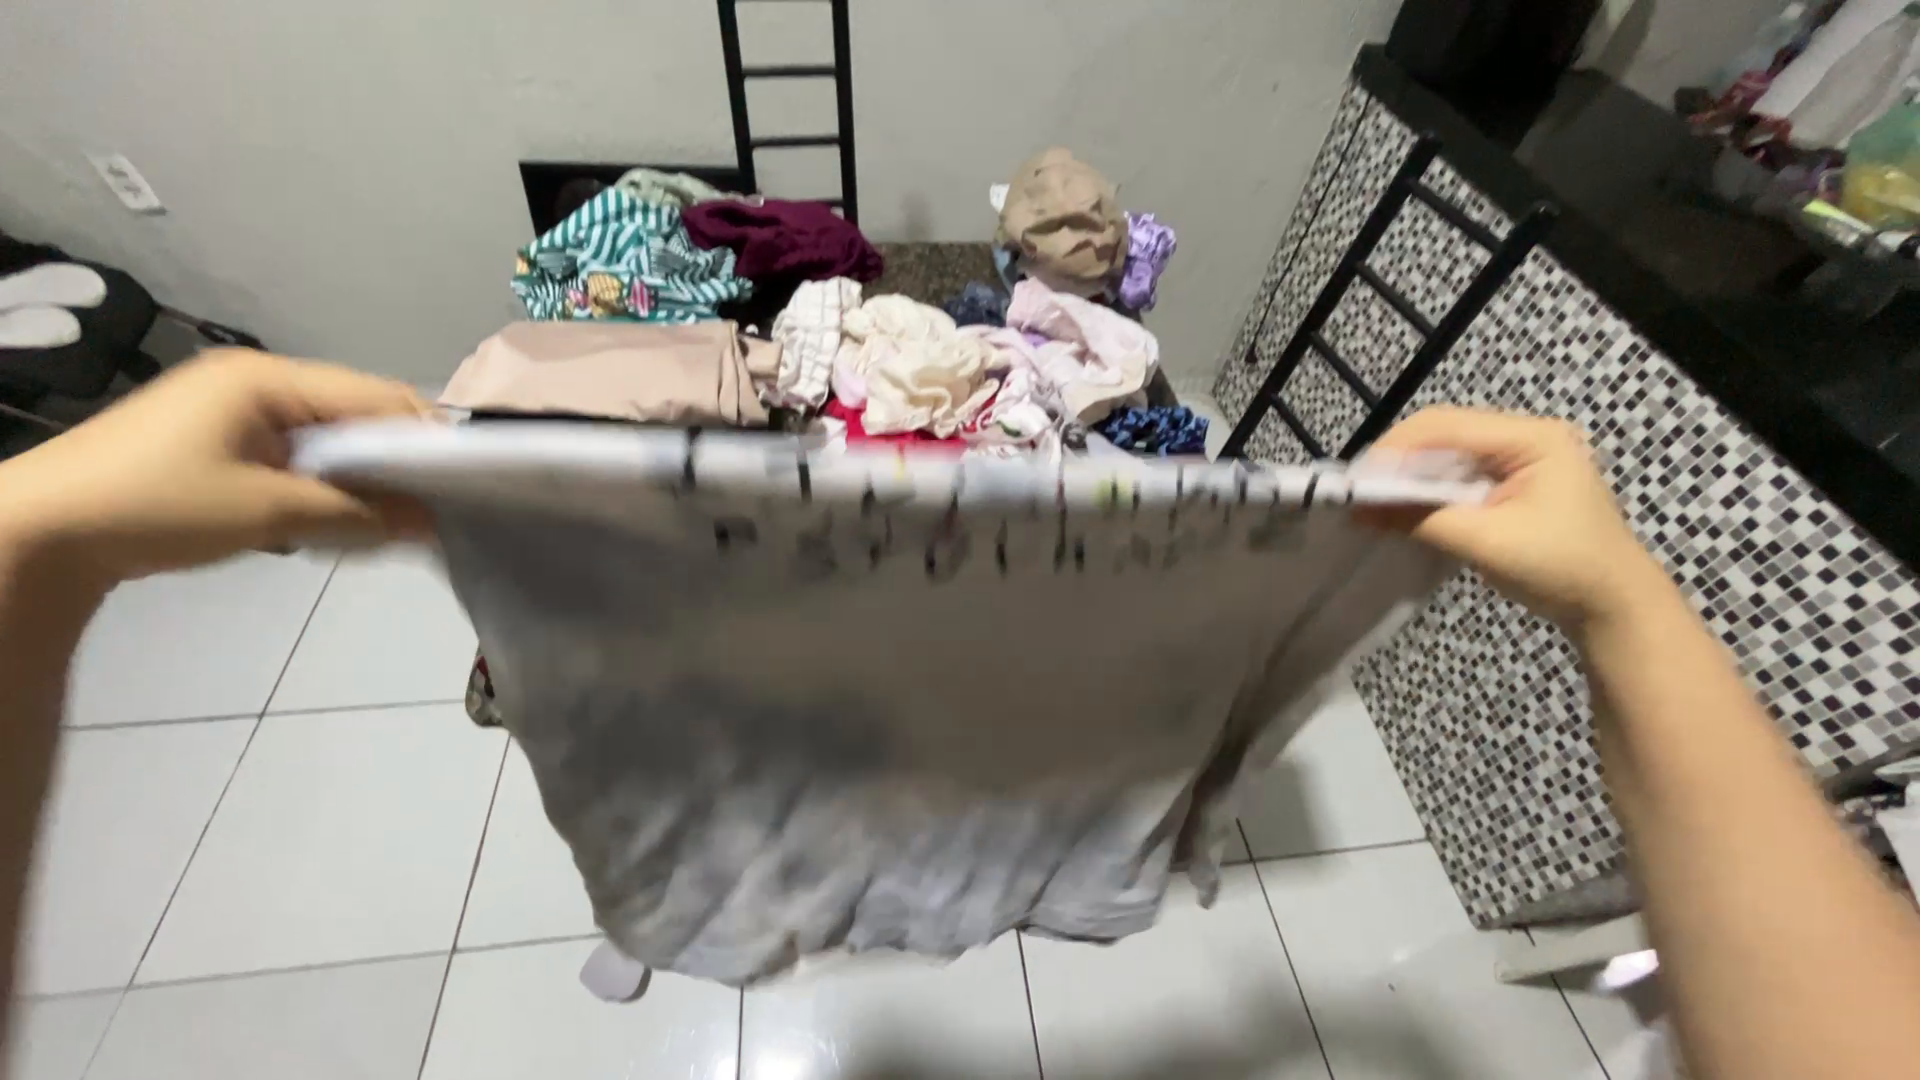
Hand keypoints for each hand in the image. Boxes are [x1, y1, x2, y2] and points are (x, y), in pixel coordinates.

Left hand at [0, 349, 432, 586]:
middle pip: (359, 416)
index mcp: (267, 379)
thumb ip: (362, 514)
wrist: (32, 536)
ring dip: (362, 479)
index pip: (378, 395)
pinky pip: (303, 458)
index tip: (461, 482)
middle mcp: (258, 384)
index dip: (425, 436)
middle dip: (396, 462)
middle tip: (429, 507)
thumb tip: (435, 524)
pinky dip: (329, 486)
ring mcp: (239, 414)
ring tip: (388, 518)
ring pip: (334, 441)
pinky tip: (338, 517)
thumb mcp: (272, 511)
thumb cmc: (155, 506)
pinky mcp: (225, 444)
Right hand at [1361, 407, 1672, 627]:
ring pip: (1443, 453)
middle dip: (1395, 461)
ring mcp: (1517, 458)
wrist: (1614, 605)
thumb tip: (1357, 510)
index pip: (1445, 425)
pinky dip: (1423, 489)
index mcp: (1531, 438)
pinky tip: (1401, 507)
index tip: (1358, 482)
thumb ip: (1420, 519)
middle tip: (1359, 491)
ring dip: (1406, 476)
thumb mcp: (1486, 541)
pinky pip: (1454, 473)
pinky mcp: (1508, 481)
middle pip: (1441, 433)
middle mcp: (1523, 437)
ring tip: (1372, 500)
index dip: (1394, 449)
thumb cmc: (1560, 568)